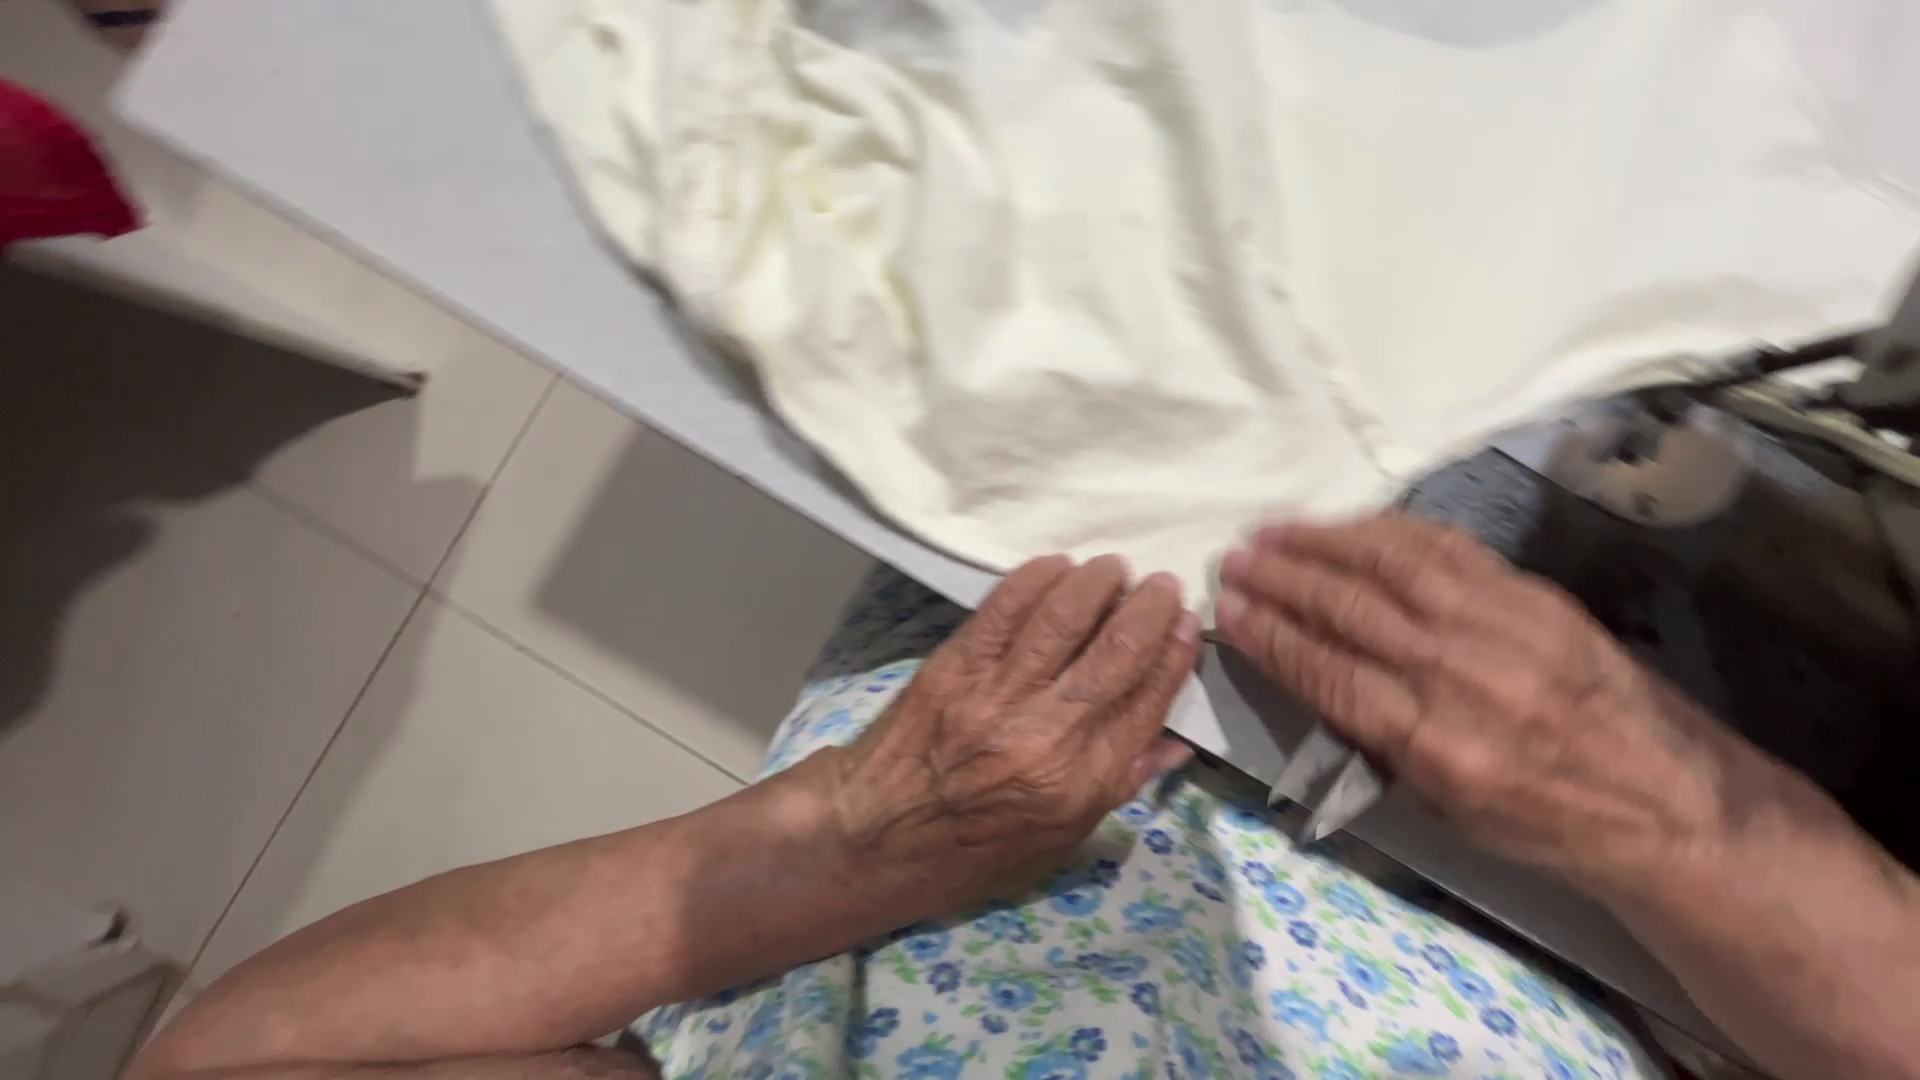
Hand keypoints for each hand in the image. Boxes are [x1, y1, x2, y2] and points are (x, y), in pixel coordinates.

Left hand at [824, 555, 1201, 918]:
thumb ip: (1118, 783)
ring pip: (1061, 620)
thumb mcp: (1060, 841)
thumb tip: (1174, 741)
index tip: (1186, 625)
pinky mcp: (954, 666)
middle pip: (1114, 654)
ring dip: (1096, 583)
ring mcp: (995, 695)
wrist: (878, 836)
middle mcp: (1044, 734)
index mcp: (1079, 784)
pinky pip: (1003, 609)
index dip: (1174, 658)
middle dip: (1148, 610)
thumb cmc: (974, 849)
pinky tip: (1056, 566)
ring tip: (1113, 568)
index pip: (1145, 704)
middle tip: (1161, 584)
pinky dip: (1035, 579)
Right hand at [1214, 513, 1734, 893]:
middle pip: (1350, 611)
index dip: (1270, 635)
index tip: (1228, 608)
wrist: (1675, 805)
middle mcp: (1465, 674)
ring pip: (1391, 566)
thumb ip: (1369, 733)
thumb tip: (1305, 668)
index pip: (1328, 672)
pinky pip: (1444, 548)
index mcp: (1437, 742)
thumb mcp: (1439, 803)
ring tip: (1271, 531)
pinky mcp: (1532, 595)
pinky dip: (1384, 531)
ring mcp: (1504, 626)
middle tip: (1233, 559)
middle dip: (1281, 580)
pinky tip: (1346, 525)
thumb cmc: (1536, 819)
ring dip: (1320, 543)